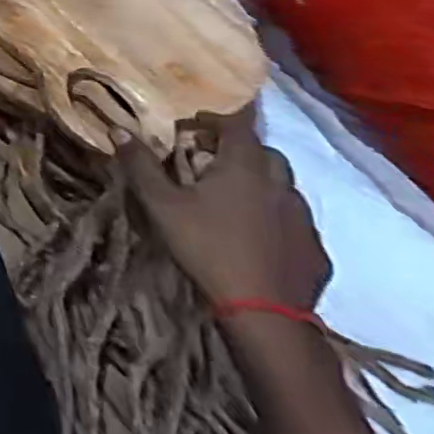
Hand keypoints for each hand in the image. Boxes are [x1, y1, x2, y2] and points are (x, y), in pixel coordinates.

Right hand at [112, 108, 331, 309]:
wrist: (263, 312)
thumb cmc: (207, 247)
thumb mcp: (161, 204)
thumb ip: (141, 165)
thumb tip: (118, 129)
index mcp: (245, 167)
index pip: (237, 126)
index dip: (215, 120)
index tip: (194, 126)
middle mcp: (280, 185)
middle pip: (264, 153)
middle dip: (239, 150)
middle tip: (211, 162)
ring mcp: (304, 219)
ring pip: (284, 187)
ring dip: (260, 184)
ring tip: (234, 199)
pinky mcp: (316, 250)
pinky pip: (295, 222)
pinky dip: (276, 218)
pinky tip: (258, 235)